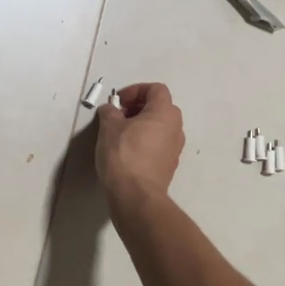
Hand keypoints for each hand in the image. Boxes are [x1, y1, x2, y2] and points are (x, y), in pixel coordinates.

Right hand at [94, 82, 182, 212]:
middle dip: (138, 107)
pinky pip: (159, 145)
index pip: (156, 89)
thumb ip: (109, 111)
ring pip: (160, 127)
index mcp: (165, 113)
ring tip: (120, 135)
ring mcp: (175, 149)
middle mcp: (176, 128)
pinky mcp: (169, 166)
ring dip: (142, 125)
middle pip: (160, 107)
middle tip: (119, 117)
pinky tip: (127, 152)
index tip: (118, 102)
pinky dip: (146, 142)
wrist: (136, 196)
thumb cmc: (123, 154)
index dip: (135, 90)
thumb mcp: (108, 126)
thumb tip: (111, 110)